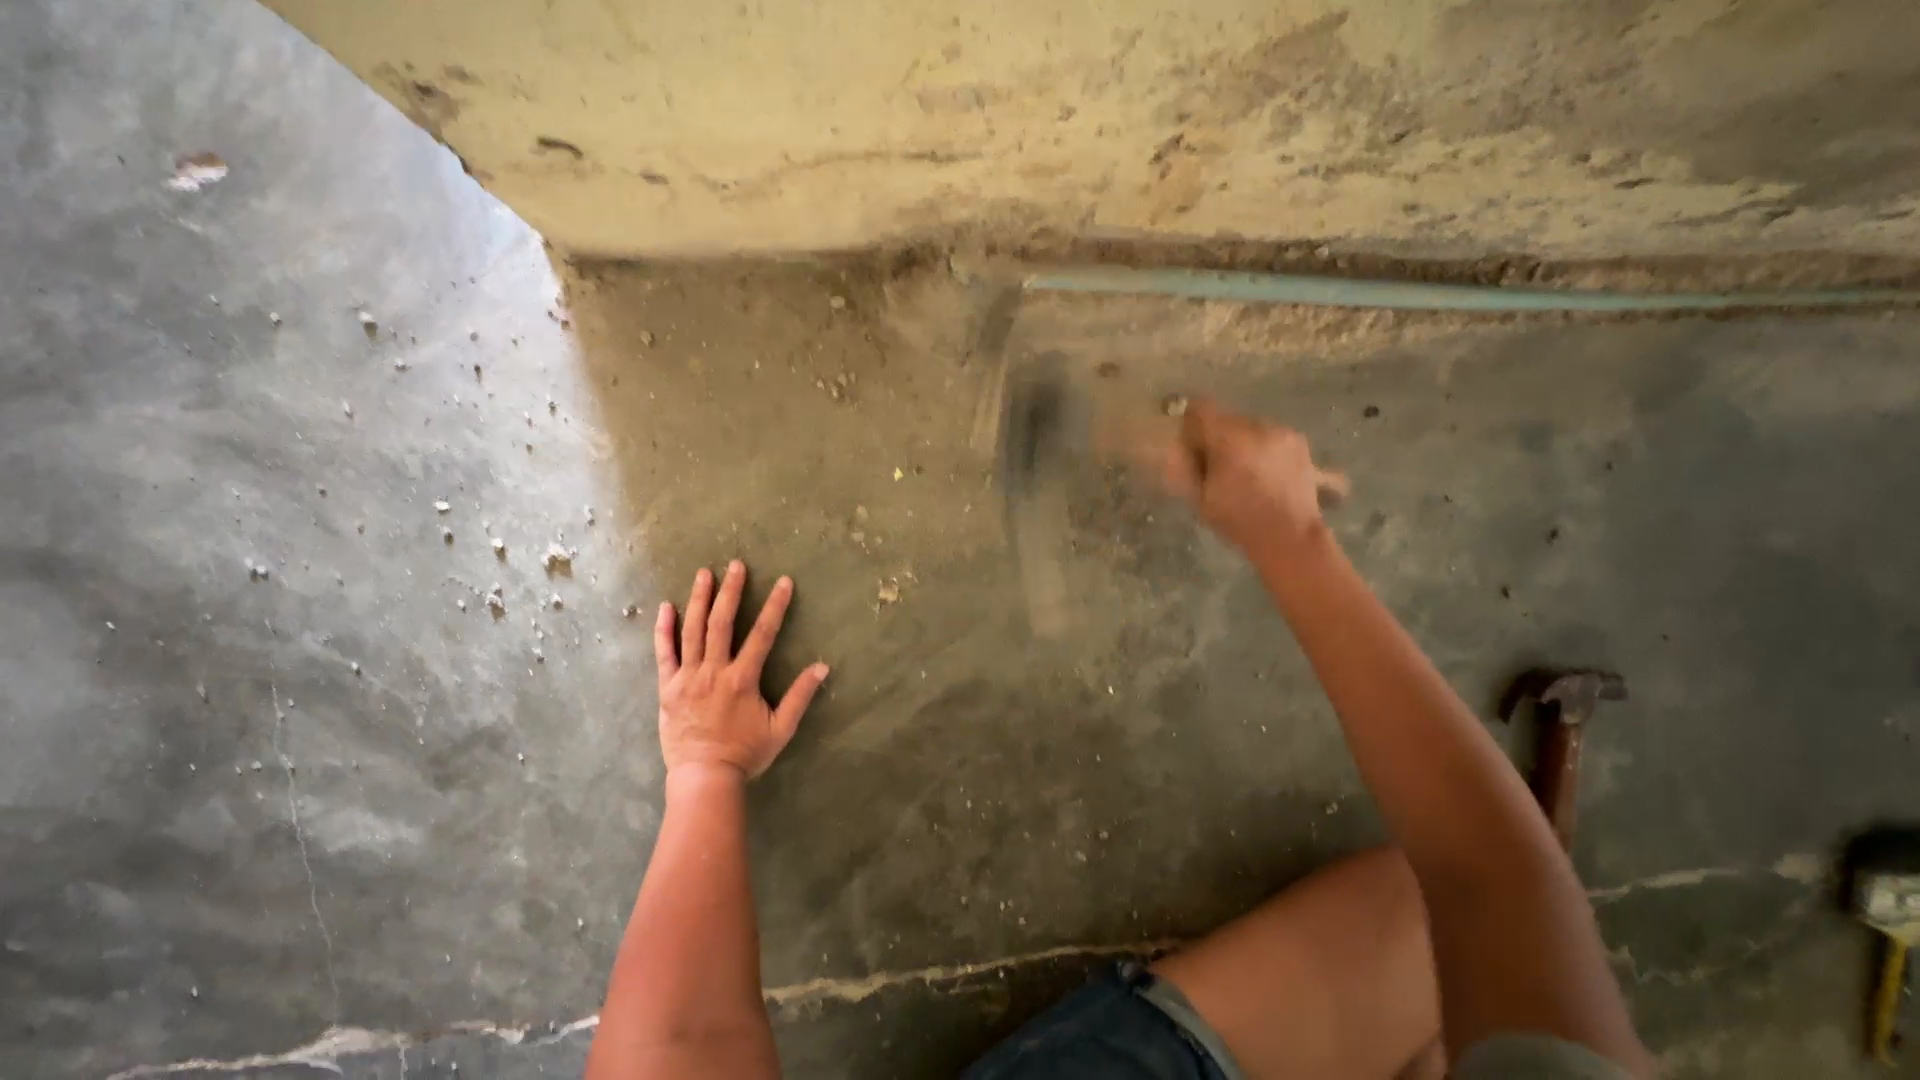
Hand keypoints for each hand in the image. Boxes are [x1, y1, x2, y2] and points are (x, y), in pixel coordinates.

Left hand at [654, 560, 828, 778]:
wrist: (704, 778)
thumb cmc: (745, 754)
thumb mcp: (781, 729)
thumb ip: (800, 696)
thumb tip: (822, 667)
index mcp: (742, 679)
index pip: (762, 634)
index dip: (775, 606)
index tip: (784, 582)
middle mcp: (714, 671)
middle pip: (722, 622)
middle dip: (732, 591)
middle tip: (737, 564)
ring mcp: (687, 677)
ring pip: (692, 630)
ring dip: (699, 599)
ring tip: (704, 574)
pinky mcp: (667, 687)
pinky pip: (664, 653)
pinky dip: (664, 629)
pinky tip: (666, 607)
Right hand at [1162, 398, 1328, 554]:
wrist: (1290, 536)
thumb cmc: (1239, 521)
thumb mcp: (1199, 499)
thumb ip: (1182, 468)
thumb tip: (1173, 449)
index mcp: (1229, 439)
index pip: (1200, 409)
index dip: (1191, 427)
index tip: (1192, 449)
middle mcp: (1256, 426)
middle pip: (1225, 419)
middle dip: (1217, 438)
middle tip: (1217, 468)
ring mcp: (1281, 432)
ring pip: (1248, 427)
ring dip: (1241, 442)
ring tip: (1245, 474)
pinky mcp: (1298, 441)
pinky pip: (1269, 435)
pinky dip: (1262, 448)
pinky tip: (1265, 473)